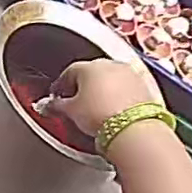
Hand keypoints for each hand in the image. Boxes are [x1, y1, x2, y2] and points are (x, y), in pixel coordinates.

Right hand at [48, 59, 164, 136]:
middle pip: (90, 73)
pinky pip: (124, 87)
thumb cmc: (100, 115)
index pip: (69, 72)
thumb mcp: (70, 112)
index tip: (57, 96)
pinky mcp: (143, 85)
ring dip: (100, 90)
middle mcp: (110, 65)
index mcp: (89, 66)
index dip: (61, 85)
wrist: (132, 127)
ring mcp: (128, 73)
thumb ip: (56, 106)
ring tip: (94, 108)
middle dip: (81, 86)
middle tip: (75, 103)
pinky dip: (116, 95)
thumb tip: (48, 105)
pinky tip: (111, 109)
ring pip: (109, 79)